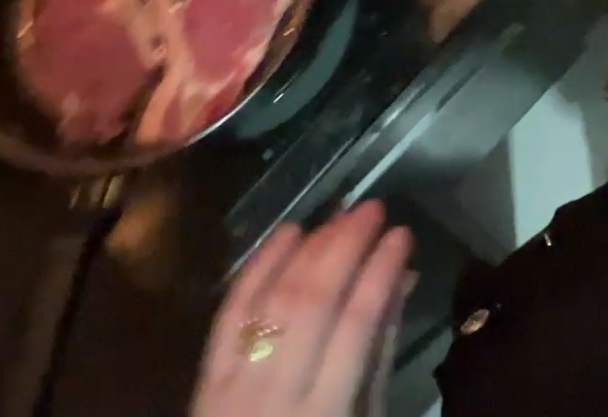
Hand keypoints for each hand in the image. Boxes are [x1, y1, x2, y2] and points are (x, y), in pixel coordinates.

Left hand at [193, 201, 413, 416]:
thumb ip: (379, 354)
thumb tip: (400, 280)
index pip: (356, 324)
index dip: (381, 272)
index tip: (403, 234)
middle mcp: (273, 399)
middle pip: (312, 303)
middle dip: (346, 247)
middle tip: (374, 209)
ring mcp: (231, 391)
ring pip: (273, 301)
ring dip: (309, 249)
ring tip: (340, 215)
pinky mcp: (203, 385)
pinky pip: (230, 315)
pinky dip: (258, 268)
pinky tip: (286, 233)